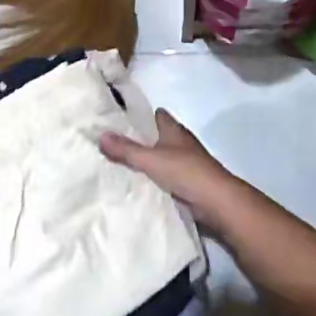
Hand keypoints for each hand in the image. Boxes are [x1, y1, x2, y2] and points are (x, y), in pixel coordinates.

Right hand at [100, 109, 249, 227]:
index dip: (140, 116)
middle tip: (110, 146)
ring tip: (116, 166)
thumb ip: (126, 149)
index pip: (156, 115)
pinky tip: (135, 186)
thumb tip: (101, 134)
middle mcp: (180, 142)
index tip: (117, 120)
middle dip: (138, 140)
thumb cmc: (185, 171)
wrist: (214, 200)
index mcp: (174, 130)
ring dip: (145, 161)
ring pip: (160, 157)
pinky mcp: (185, 182)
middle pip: (156, 136)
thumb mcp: (151, 159)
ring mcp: (184, 162)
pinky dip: (152, 179)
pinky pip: (163, 176)